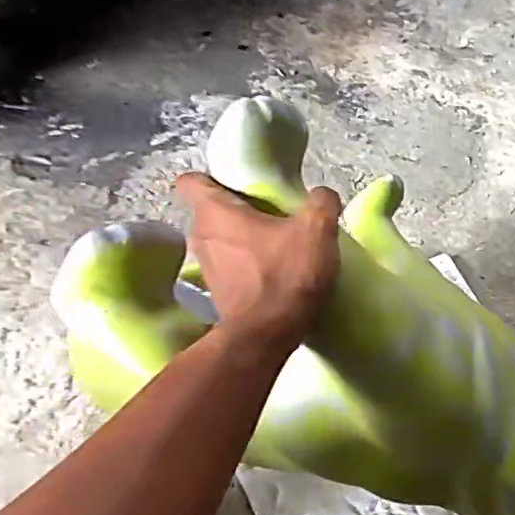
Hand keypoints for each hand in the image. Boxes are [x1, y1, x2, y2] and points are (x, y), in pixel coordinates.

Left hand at [179, 172, 340, 353]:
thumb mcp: (317, 231)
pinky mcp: (218, 296)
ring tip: (276, 249)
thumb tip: (322, 196)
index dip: (215, 179)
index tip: (244, 187)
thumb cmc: (285, 275)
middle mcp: (200, 236)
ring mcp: (206, 269)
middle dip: (237, 212)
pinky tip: (273, 276)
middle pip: (212, 212)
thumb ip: (322, 203)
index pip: (192, 180)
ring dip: (243, 243)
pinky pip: (230, 270)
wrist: (268, 336)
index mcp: (213, 211)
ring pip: (221, 243)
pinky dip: (247, 270)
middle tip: (272, 217)